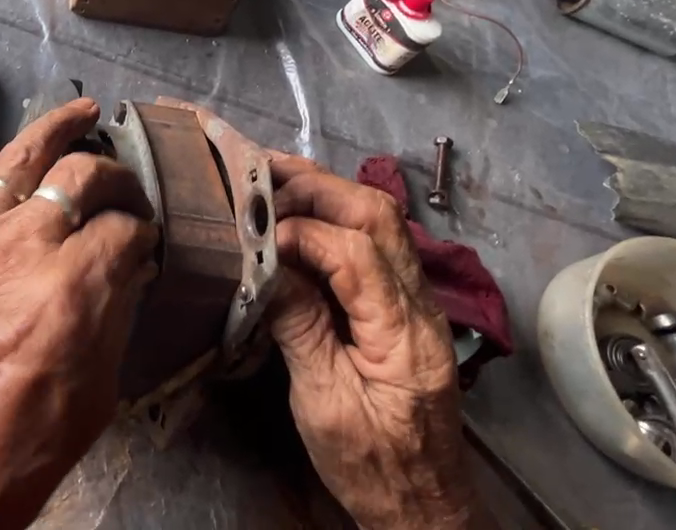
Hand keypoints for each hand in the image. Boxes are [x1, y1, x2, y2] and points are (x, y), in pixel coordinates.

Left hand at [0, 99, 157, 529]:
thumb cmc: (23, 441)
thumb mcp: (97, 388)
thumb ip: (114, 314)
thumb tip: (127, 269)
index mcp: (73, 282)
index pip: (124, 227)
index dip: (142, 230)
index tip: (145, 240)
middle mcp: (25, 243)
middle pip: (79, 176)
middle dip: (114, 175)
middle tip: (126, 190)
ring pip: (18, 158)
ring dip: (53, 127)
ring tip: (81, 110)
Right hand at [265, 154, 477, 529]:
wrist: (423, 507)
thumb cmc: (370, 466)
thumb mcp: (323, 404)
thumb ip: (298, 326)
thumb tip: (264, 261)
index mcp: (403, 335)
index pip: (356, 252)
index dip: (300, 233)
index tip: (253, 239)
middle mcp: (419, 304)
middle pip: (377, 216)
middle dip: (314, 188)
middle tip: (256, 181)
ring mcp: (415, 298)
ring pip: (379, 217)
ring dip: (323, 190)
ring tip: (268, 179)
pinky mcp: (399, 301)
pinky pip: (371, 237)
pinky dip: (329, 211)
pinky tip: (293, 209)